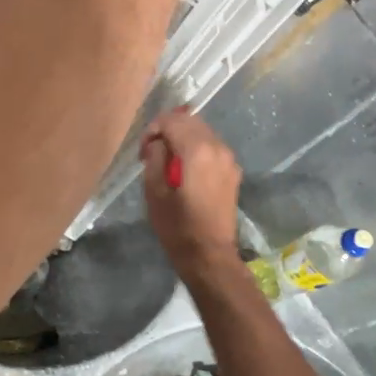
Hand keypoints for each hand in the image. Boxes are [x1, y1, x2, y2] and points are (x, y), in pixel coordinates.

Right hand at [140, 107, 242, 277]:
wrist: (209, 254)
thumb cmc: (177, 226)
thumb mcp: (155, 191)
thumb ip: (155, 158)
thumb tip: (157, 143)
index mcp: (197, 150)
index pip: (171, 121)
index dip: (152, 130)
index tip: (142, 152)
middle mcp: (218, 147)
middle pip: (190, 121)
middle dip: (168, 130)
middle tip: (152, 153)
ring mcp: (229, 159)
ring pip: (202, 132)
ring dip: (182, 139)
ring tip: (167, 162)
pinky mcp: (233, 172)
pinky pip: (211, 148)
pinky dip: (195, 150)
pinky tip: (185, 171)